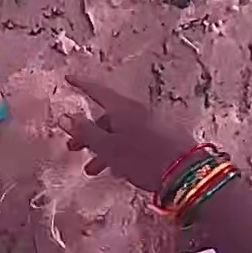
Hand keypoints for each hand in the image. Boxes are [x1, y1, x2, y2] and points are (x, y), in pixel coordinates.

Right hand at [60, 75, 197, 192]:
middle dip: (88, 133)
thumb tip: (65, 116)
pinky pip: (132, 141)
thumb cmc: (143, 158)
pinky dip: (119, 152)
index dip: (81, 85)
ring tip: (94, 169)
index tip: (69, 79)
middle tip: (74, 147)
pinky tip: (116, 169)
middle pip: (106, 117)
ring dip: (102, 148)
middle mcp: (138, 113)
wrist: (187, 174)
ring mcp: (151, 126)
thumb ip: (85, 131)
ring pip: (118, 133)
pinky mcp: (161, 140)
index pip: (97, 91)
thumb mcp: (106, 147)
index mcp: (123, 109)